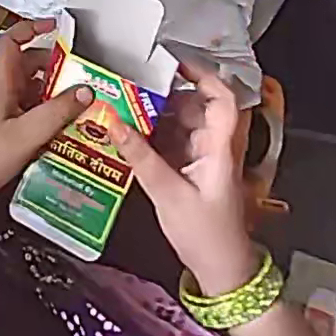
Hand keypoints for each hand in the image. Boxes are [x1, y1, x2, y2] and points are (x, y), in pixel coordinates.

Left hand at [0, 19, 92, 200]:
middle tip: (80, 74)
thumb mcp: (27, 133)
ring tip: (79, 100)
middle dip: (56, 66)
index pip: (12, 41)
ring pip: (33, 87)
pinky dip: (49, 111)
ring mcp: (3, 107)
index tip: (55, 27)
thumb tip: (85, 91)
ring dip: (55, 90)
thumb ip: (58, 111)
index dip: (32, 28)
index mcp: (1, 82)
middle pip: (30, 64)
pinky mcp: (6, 125)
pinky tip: (65, 124)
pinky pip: (32, 108)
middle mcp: (1, 90)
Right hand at [107, 64, 259, 294]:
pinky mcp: (193, 172)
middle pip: (197, 108)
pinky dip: (156, 136)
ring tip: (126, 109)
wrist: (221, 270)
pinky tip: (132, 135)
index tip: (174, 65)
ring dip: (158, 117)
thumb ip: (140, 156)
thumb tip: (113, 122)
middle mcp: (215, 148)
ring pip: (183, 125)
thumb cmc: (203, 233)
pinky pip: (175, 143)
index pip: (222, 99)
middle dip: (167, 96)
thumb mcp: (166, 192)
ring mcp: (205, 160)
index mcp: (220, 148)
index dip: (204, 76)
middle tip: (133, 90)